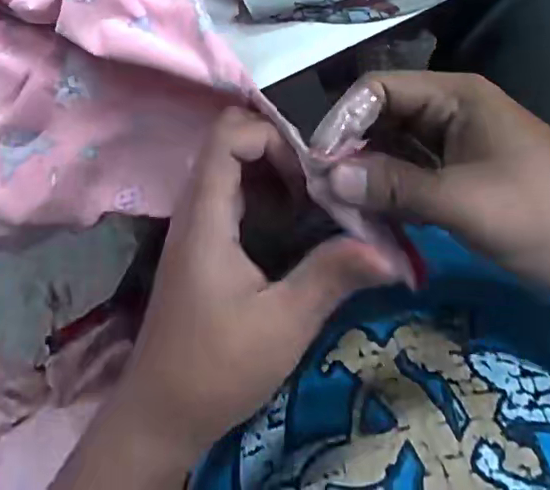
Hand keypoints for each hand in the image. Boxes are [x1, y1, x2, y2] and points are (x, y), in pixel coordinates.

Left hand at [105, 109, 401, 463]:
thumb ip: (331, 276)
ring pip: (235, 165)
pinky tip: (299, 222)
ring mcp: (199, 222)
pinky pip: (237, 192)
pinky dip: (269, 192)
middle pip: (232, 140)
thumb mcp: (283, 324)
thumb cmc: (216, 369)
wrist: (160, 415)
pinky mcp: (205, 241)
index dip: (272, 135)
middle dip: (282, 147)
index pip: (228, 134)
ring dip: (278, 170)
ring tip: (319, 196)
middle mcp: (197, 206)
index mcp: (206, 215)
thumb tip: (390, 252)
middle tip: (323, 177)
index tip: (312, 169)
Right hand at [324, 71, 549, 299]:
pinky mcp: (463, 176)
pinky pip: (413, 177)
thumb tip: (325, 178)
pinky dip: (392, 197)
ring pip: (395, 151)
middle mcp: (451, 109)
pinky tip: (375, 225)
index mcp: (455, 94)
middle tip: (324, 197)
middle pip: (383, 118)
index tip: (317, 166)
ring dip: (369, 179)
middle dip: (351, 153)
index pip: (378, 89)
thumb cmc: (544, 217)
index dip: (342, 121)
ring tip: (344, 216)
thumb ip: (392, 187)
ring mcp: (458, 144)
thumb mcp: (463, 202)